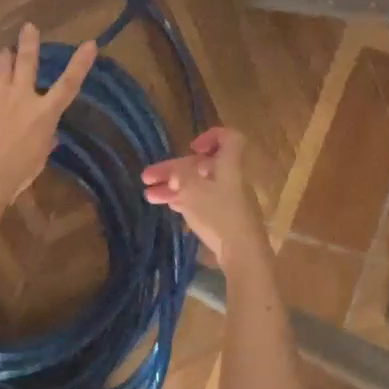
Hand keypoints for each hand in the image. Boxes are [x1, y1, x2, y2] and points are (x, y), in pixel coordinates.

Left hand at [0, 23, 95, 201]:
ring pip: (0, 65)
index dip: (81, 63)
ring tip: (3, 55)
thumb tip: (48, 135)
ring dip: (3, 59)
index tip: (90, 44)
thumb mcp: (38, 158)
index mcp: (44, 114)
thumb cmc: (15, 175)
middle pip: (27, 61)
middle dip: (28, 42)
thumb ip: (44, 140)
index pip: (68, 84)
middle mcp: (22, 96)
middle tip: (28, 27)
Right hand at [141, 127, 269, 271]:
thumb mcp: (193, 189)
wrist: (242, 251)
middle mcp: (228, 178)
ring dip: (172, 187)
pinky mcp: (222, 216)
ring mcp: (226, 198)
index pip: (228, 138)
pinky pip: (200, 201)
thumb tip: (175, 172)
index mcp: (227, 165)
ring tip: (149, 196)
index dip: (210, 137)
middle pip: (200, 165)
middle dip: (172, 170)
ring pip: (197, 185)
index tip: (191, 147)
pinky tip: (167, 204)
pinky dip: (182, 199)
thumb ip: (180, 174)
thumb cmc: (218, 214)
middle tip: (147, 178)